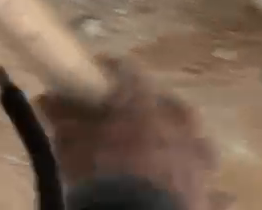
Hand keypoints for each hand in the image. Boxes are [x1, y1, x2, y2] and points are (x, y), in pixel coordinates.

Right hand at [38, 61, 217, 209]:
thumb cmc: (99, 172)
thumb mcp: (68, 139)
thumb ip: (61, 115)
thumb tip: (46, 97)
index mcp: (143, 112)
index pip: (131, 75)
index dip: (114, 67)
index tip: (98, 65)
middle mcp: (178, 136)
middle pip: (180, 110)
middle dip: (162, 103)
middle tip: (143, 104)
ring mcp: (200, 171)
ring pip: (203, 147)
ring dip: (188, 141)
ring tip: (170, 143)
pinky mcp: (210, 201)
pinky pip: (216, 191)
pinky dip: (207, 186)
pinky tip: (193, 185)